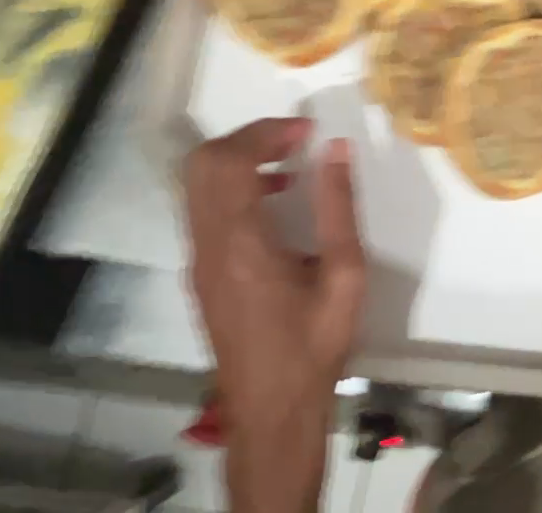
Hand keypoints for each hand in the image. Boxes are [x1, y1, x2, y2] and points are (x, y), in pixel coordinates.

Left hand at [185, 118, 364, 512]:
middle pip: (202, 163)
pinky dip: (232, 186)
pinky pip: (204, 209)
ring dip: (238, 160)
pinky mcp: (200, 274)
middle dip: (247, 138)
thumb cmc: (314, 344)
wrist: (272, 410)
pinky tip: (274, 201)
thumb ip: (338, 207)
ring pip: (197, 184)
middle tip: (294, 139)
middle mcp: (207, 246)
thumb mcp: (345, 274)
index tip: (307, 131)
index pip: (231, 161)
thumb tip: (335, 149)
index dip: (266, 133)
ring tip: (288, 164)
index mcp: (241, 243)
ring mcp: (197, 261)